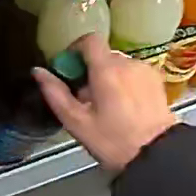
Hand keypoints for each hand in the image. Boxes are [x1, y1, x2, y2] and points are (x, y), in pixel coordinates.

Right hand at [33, 33, 177, 173]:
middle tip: (84, 97)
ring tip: (105, 105)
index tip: (69, 68)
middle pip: (102, 55)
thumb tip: (39, 72)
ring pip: (118, 65)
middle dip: (90, 70)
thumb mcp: (76, 121)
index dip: (75, 50)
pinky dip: (124, 82)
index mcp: (106, 71)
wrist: (156, 155)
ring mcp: (145, 71)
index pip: (89, 40)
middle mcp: (128, 64)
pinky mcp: (156, 81)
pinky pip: (133, 73)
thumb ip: (55, 92)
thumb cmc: (114, 141)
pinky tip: (122, 106)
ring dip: (107, 77)